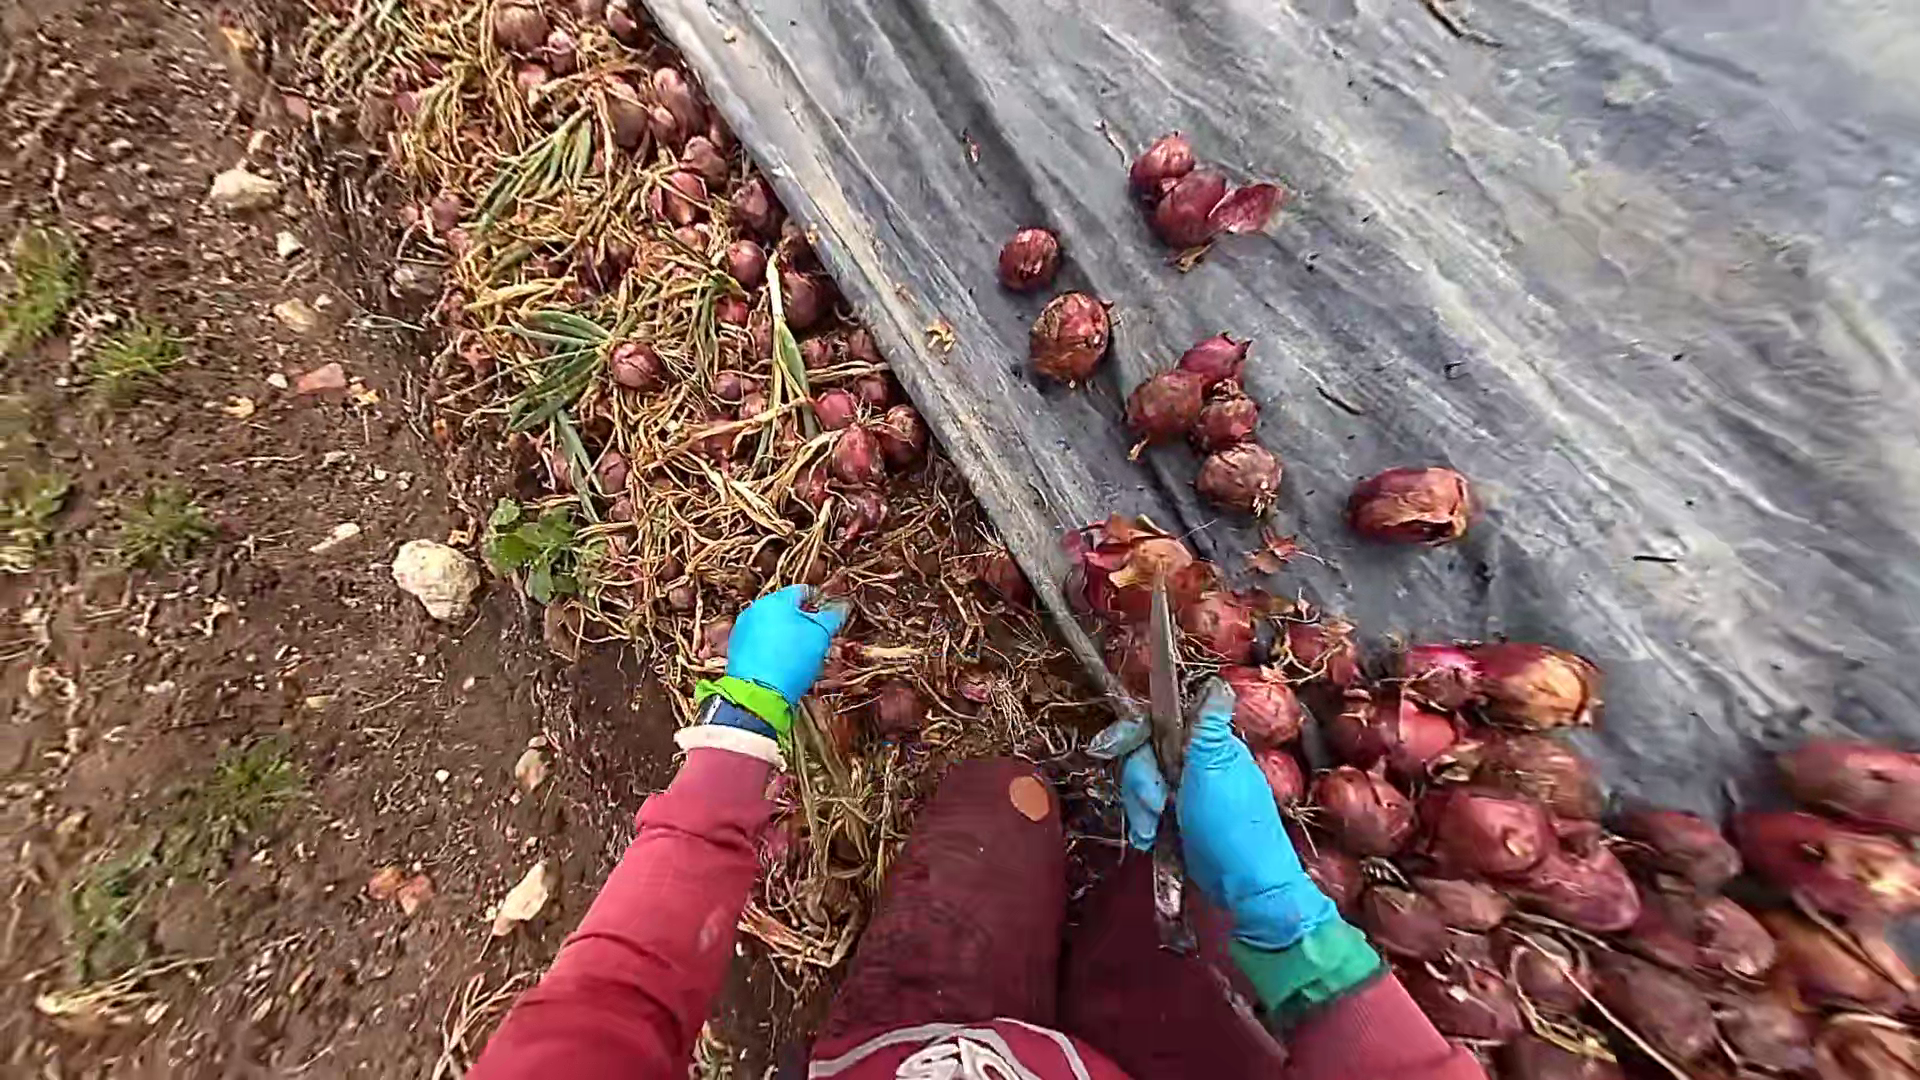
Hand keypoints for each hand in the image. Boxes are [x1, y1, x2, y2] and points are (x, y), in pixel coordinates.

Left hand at [726, 585, 849, 705]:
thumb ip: (833, 616)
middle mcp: (755, 610)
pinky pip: (762, 641)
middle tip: (818, 638)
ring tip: (802, 654)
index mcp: (775, 600)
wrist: (759, 695)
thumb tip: (843, 605)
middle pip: (787, 608)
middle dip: (804, 621)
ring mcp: (743, 630)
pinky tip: (785, 663)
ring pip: (774, 625)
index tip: (829, 620)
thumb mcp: (821, 635)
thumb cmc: (791, 660)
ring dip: (789, 635)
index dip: (820, 604)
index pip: (803, 591)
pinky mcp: (737, 649)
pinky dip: (774, 647)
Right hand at [1120, 677, 1337, 950]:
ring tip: (1155, 830)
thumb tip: (1219, 682)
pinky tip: (1152, 838)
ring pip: (1139, 780)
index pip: (1154, 720)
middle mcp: (1192, 759)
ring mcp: (1183, 788)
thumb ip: (1209, 724)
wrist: (1245, 887)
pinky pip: (1143, 806)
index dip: (1130, 733)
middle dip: (1140, 781)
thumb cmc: (1232, 825)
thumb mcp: (1216, 769)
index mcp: (1204, 742)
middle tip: (1155, 806)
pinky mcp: (1174, 815)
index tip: (1106, 748)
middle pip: (1142, 751)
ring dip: (1140, 806)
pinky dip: (1143, 822)